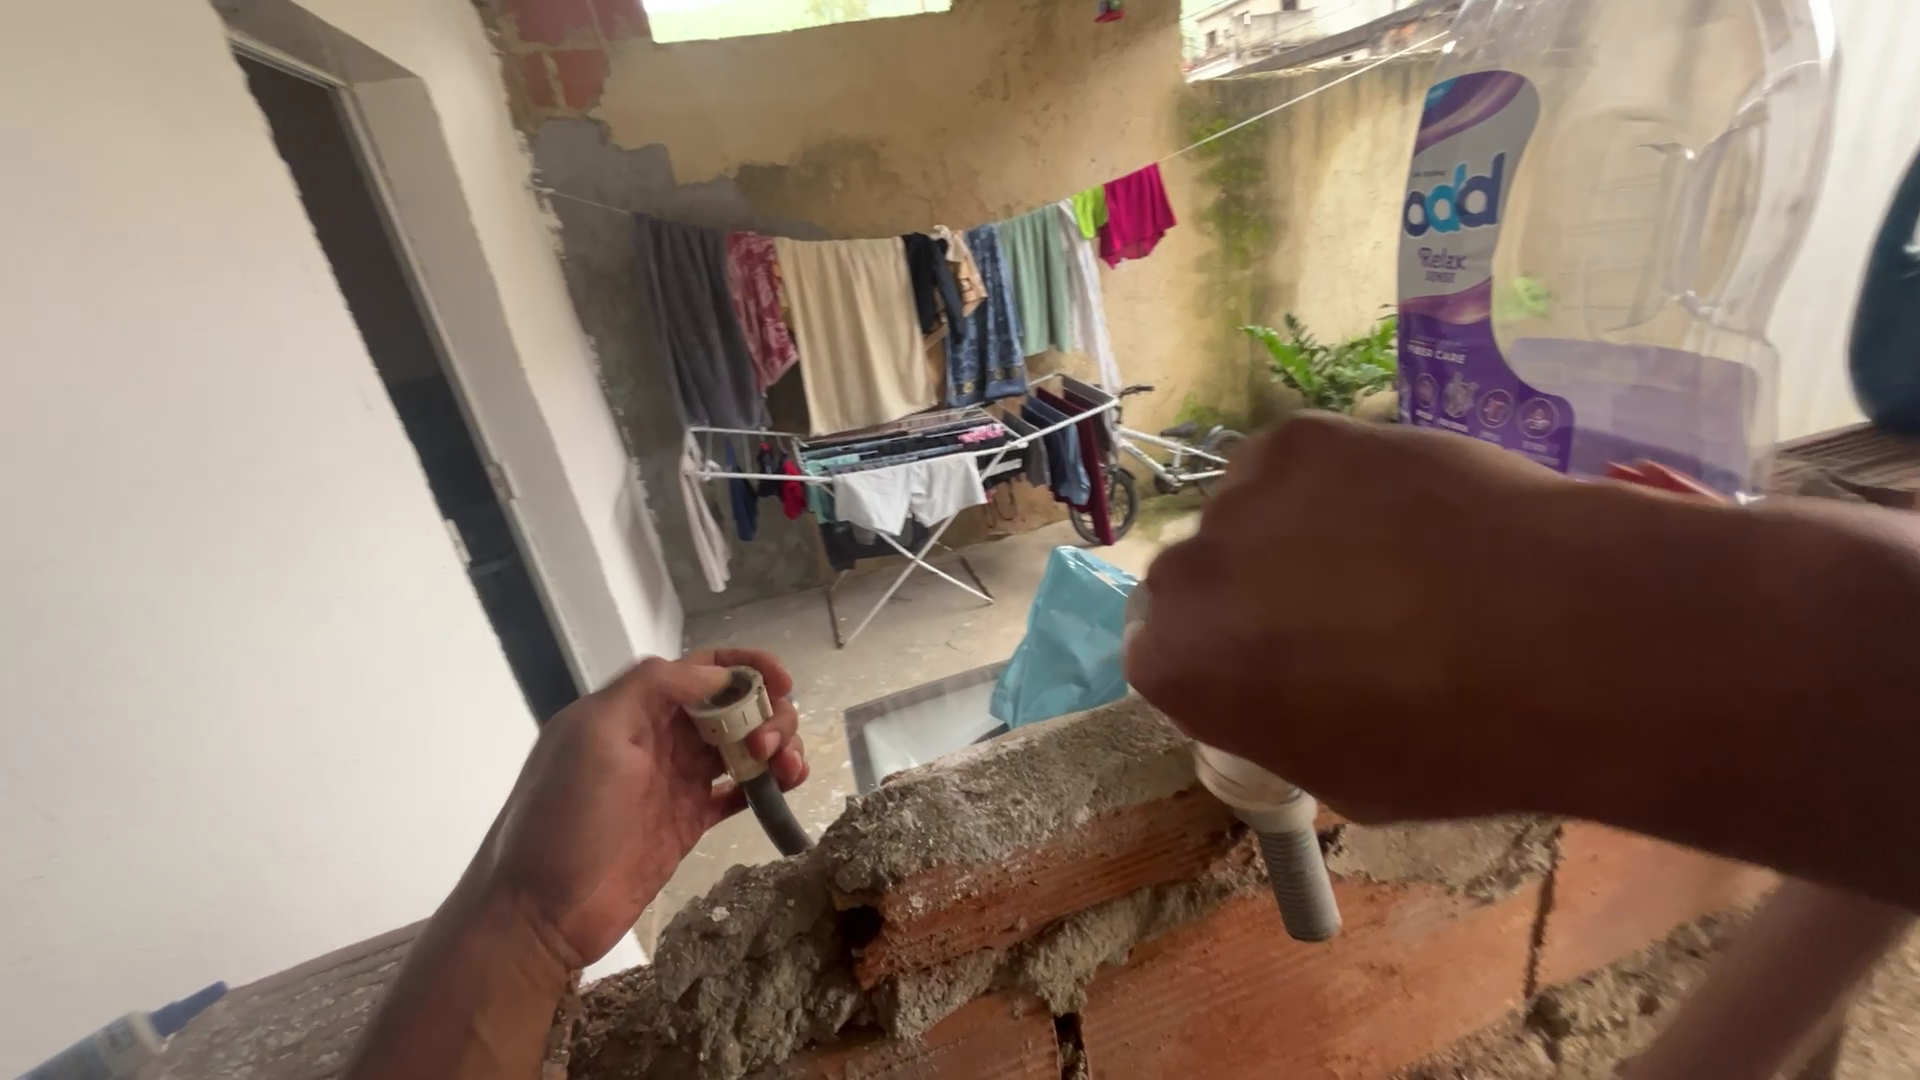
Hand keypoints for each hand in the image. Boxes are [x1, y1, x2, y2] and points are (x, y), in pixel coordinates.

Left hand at [476, 649, 809, 968]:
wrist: (539, 913)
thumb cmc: (563, 815)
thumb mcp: (595, 733)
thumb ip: (654, 687)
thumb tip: (719, 675)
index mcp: (640, 708)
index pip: (705, 667)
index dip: (749, 666)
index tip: (783, 683)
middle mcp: (665, 736)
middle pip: (737, 705)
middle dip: (768, 713)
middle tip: (769, 746)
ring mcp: (681, 779)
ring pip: (746, 744)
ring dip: (777, 746)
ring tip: (788, 771)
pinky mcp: (693, 819)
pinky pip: (743, 789)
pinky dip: (770, 782)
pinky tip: (786, 787)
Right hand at [1126, 413, 1599, 821]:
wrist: (1569, 639)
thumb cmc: (1447, 741)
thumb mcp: (1335, 778)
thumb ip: (1263, 724)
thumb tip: (1265, 685)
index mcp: (1174, 665)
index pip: (1162, 654)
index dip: (1218, 661)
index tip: (1269, 668)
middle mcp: (1182, 577)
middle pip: (1192, 581)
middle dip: (1240, 597)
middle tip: (1324, 612)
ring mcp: (1236, 498)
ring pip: (1243, 518)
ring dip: (1284, 538)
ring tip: (1380, 557)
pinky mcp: (1297, 439)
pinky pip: (1289, 467)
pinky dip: (1324, 485)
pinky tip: (1393, 511)